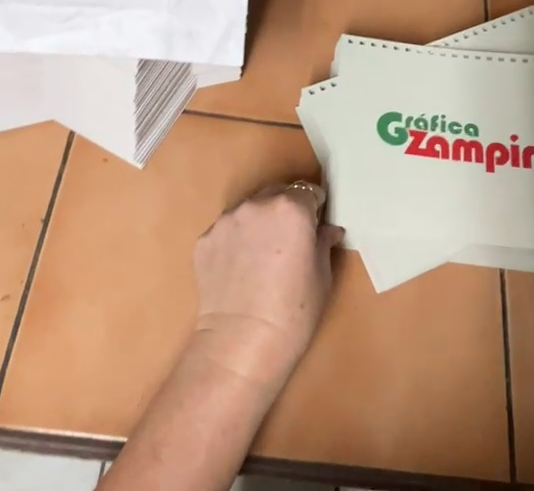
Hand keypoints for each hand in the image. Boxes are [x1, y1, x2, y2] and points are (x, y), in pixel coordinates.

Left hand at [190, 182, 343, 390]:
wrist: (242, 341)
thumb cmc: (294, 311)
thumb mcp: (322, 276)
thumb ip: (323, 242)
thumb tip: (328, 230)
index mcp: (291, 208)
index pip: (307, 191)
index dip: (313, 208)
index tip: (314, 226)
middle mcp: (257, 205)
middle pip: (276, 194)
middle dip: (285, 210)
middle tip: (289, 241)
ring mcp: (226, 221)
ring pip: (249, 210)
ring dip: (258, 223)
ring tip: (261, 257)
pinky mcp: (205, 239)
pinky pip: (227, 231)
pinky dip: (235, 241)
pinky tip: (240, 269)